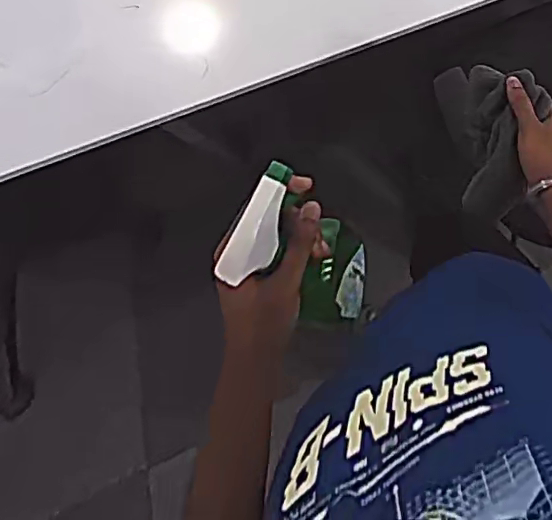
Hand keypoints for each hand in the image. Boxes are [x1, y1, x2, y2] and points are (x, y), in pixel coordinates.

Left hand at [213, 174, 326, 351]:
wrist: (255, 366)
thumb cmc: (263, 326)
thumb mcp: (285, 282)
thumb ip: (299, 243)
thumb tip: (311, 208)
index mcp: (232, 253)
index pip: (255, 209)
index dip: (280, 192)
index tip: (304, 185)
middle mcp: (237, 253)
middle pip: (269, 219)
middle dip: (299, 221)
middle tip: (319, 232)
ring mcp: (248, 263)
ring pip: (279, 233)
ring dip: (303, 236)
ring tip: (320, 251)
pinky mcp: (260, 273)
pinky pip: (281, 248)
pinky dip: (299, 248)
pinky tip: (316, 257)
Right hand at [506, 77, 551, 184]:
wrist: (549, 190)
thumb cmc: (541, 157)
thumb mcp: (528, 126)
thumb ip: (521, 104)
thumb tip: (514, 81)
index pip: (539, 96)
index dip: (525, 91)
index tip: (508, 89)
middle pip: (535, 111)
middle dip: (519, 108)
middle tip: (501, 105)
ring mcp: (549, 143)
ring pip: (532, 126)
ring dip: (518, 123)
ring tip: (502, 120)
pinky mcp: (542, 155)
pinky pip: (529, 140)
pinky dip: (519, 137)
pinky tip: (509, 138)